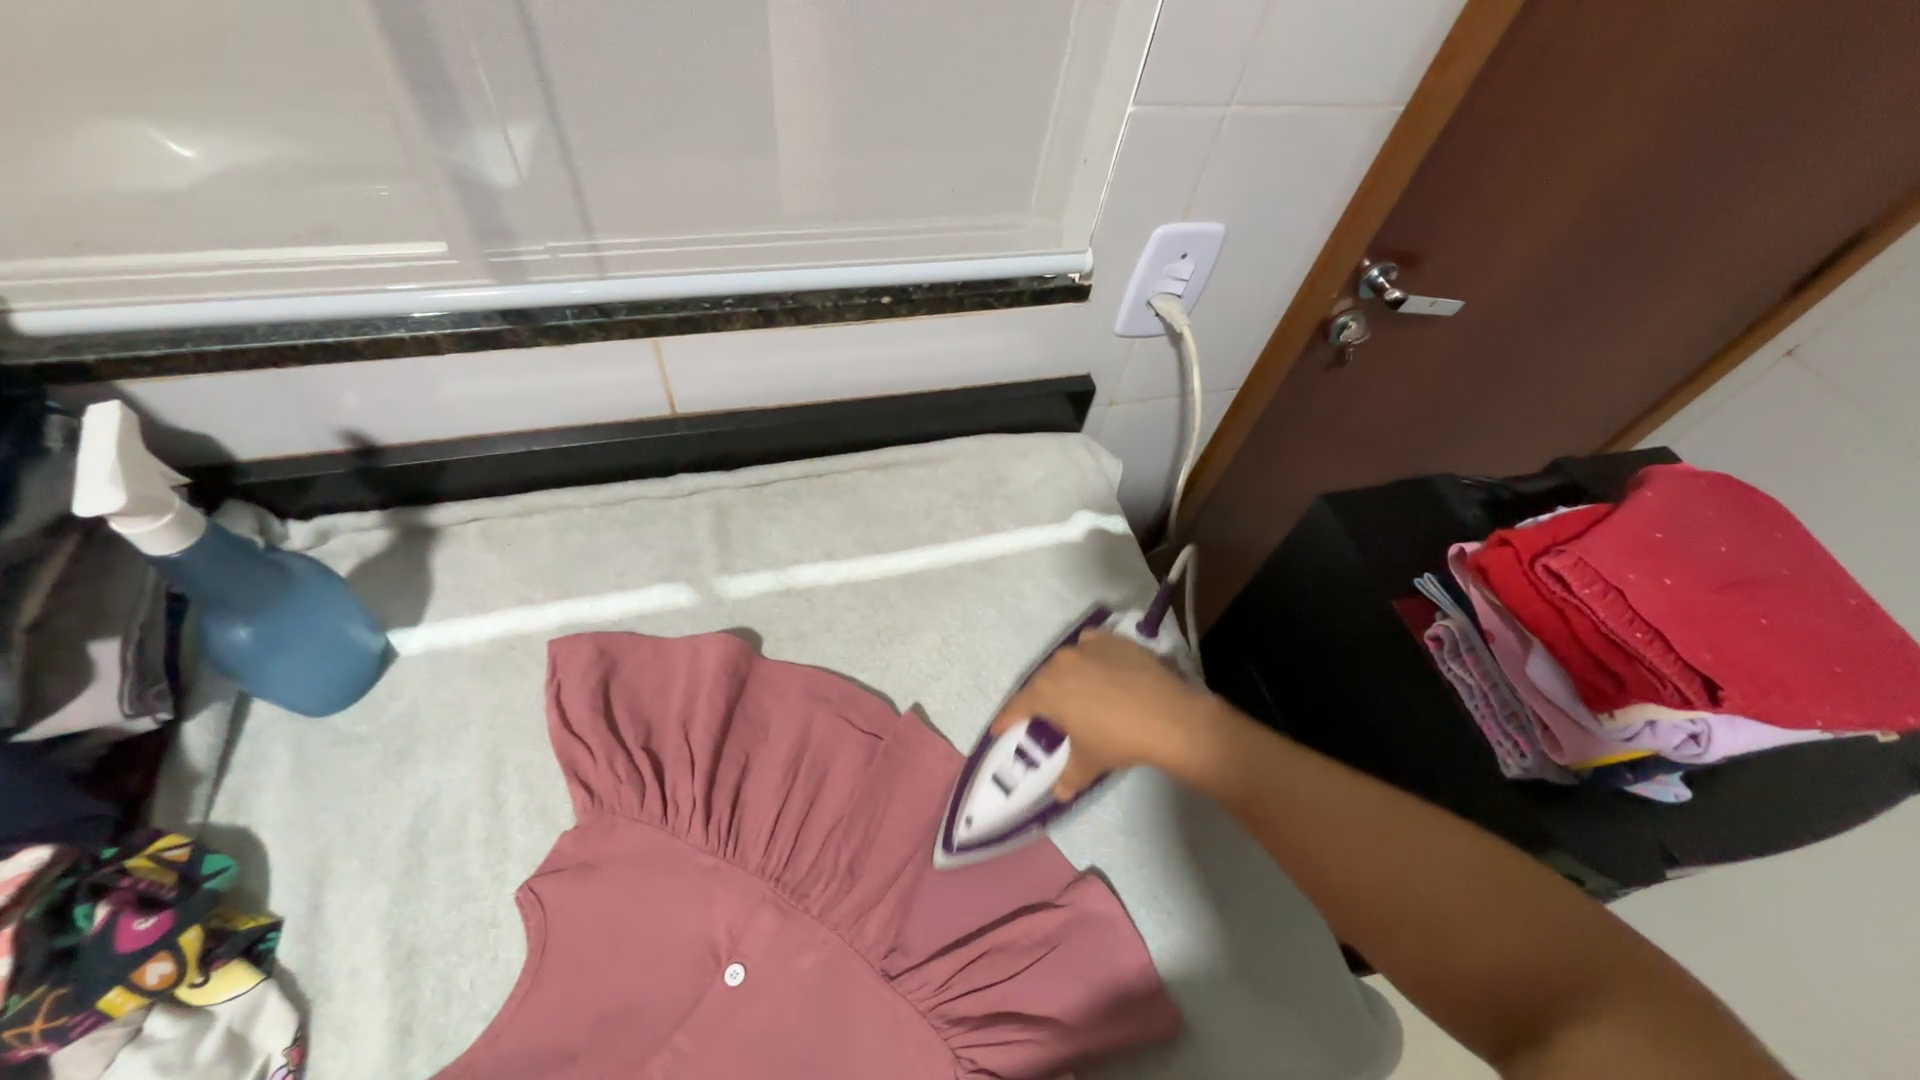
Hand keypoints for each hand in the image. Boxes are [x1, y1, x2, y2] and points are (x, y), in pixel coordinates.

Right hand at [989, 630, 1232, 797]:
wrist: (1167, 716)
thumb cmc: (1119, 740)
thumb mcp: (1089, 762)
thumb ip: (1069, 777)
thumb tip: (1060, 793)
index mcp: (1046, 692)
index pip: (1017, 706)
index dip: (1006, 719)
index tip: (999, 728)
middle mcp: (1060, 664)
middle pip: (1041, 681)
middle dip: (1040, 699)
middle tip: (1046, 716)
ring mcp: (1086, 648)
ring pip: (1065, 662)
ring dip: (1065, 676)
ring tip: (1076, 692)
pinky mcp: (1111, 640)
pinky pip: (1090, 646)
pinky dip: (1089, 657)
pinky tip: (1098, 668)